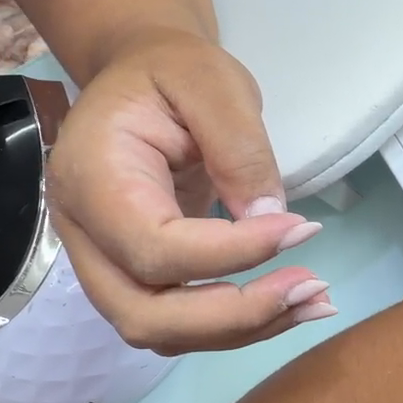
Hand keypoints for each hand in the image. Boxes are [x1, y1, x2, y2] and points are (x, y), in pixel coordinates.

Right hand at [48, 35, 333, 354]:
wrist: (143, 78)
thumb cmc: (173, 72)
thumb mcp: (212, 83)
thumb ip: (238, 149)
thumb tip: (269, 222)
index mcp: (91, 177)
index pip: (154, 245)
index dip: (233, 253)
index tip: (303, 230)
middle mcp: (85, 233)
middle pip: (146, 313)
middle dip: (237, 315)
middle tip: (314, 288)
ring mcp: (106, 260)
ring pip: (163, 330)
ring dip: (244, 329)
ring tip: (317, 302)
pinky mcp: (139, 273)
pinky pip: (181, 320)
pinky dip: (239, 323)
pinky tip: (293, 303)